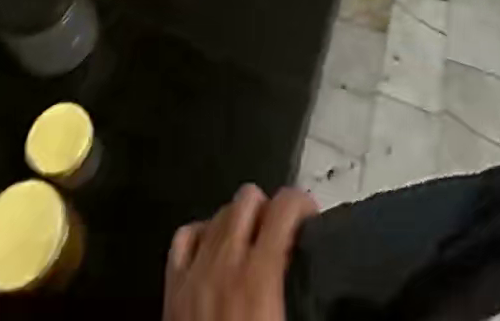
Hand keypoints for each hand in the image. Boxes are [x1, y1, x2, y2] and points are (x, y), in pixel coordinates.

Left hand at [165, 184, 316, 320]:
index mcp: (260, 275)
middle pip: (248, 199)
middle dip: (269, 208)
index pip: (284, 207)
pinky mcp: (172, 288)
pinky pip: (184, 237)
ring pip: (218, 212)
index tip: (312, 217)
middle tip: (284, 230)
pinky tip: (214, 247)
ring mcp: (194, 271)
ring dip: (239, 218)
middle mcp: (226, 262)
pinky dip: (203, 234)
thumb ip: (309, 301)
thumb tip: (327, 295)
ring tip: (253, 238)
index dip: (302, 203)